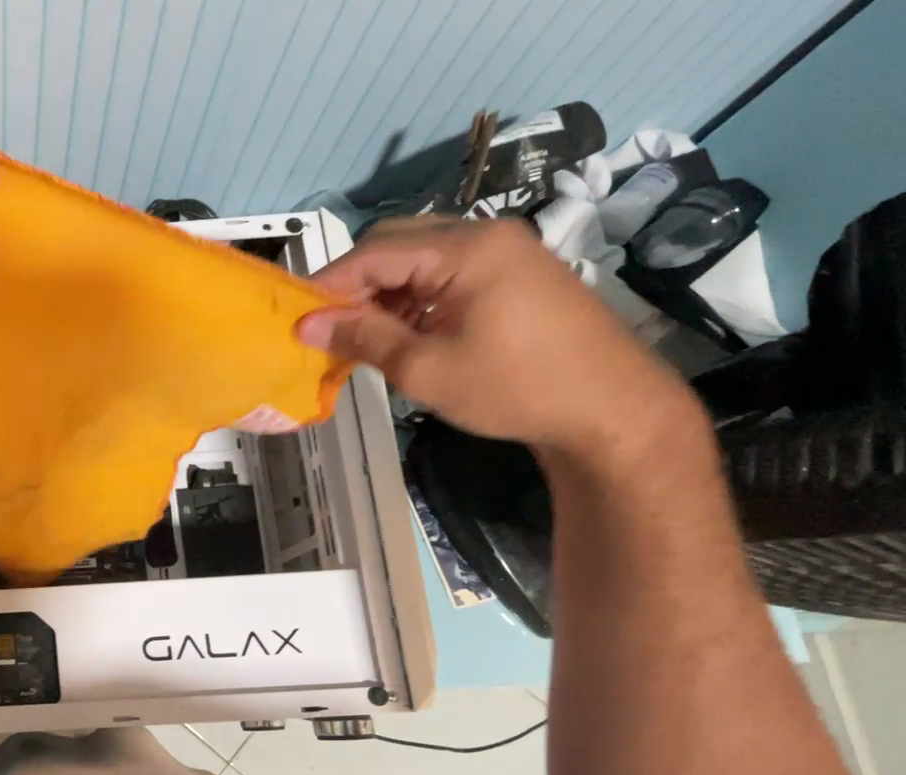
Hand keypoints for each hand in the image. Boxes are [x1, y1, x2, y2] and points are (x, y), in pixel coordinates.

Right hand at [296, 219, 695, 459]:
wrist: (610, 408)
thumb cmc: (515, 388)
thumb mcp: (425, 368)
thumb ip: (363, 337)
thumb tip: (307, 323)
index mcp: (467, 249)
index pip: (374, 252)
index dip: (328, 284)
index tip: (295, 320)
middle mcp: (485, 236)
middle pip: (395, 245)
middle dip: (354, 285)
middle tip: (327, 329)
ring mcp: (504, 252)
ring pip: (418, 259)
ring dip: (382, 293)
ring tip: (360, 338)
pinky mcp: (512, 274)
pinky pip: (444, 274)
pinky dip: (412, 299)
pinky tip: (400, 334)